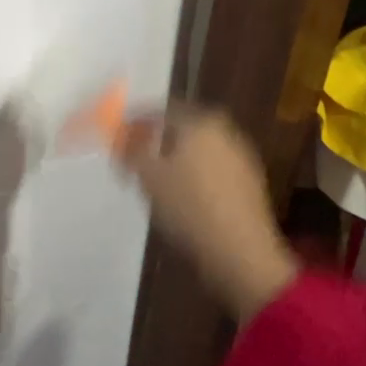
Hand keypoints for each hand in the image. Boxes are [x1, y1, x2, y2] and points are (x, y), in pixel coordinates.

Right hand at [115, 104, 299, 323]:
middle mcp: (224, 131)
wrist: (241, 253)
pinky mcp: (249, 183)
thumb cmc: (189, 207)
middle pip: (179, 129)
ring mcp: (241, 157)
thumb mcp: (147, 176)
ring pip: (196, 150)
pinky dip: (193, 174)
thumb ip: (129, 151)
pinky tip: (180, 196)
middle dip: (154, 140)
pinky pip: (211, 169)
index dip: (133, 123)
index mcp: (200, 122)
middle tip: (133, 156)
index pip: (158, 112)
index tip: (116, 136)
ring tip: (153, 180)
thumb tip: (118, 139)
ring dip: (174, 158)